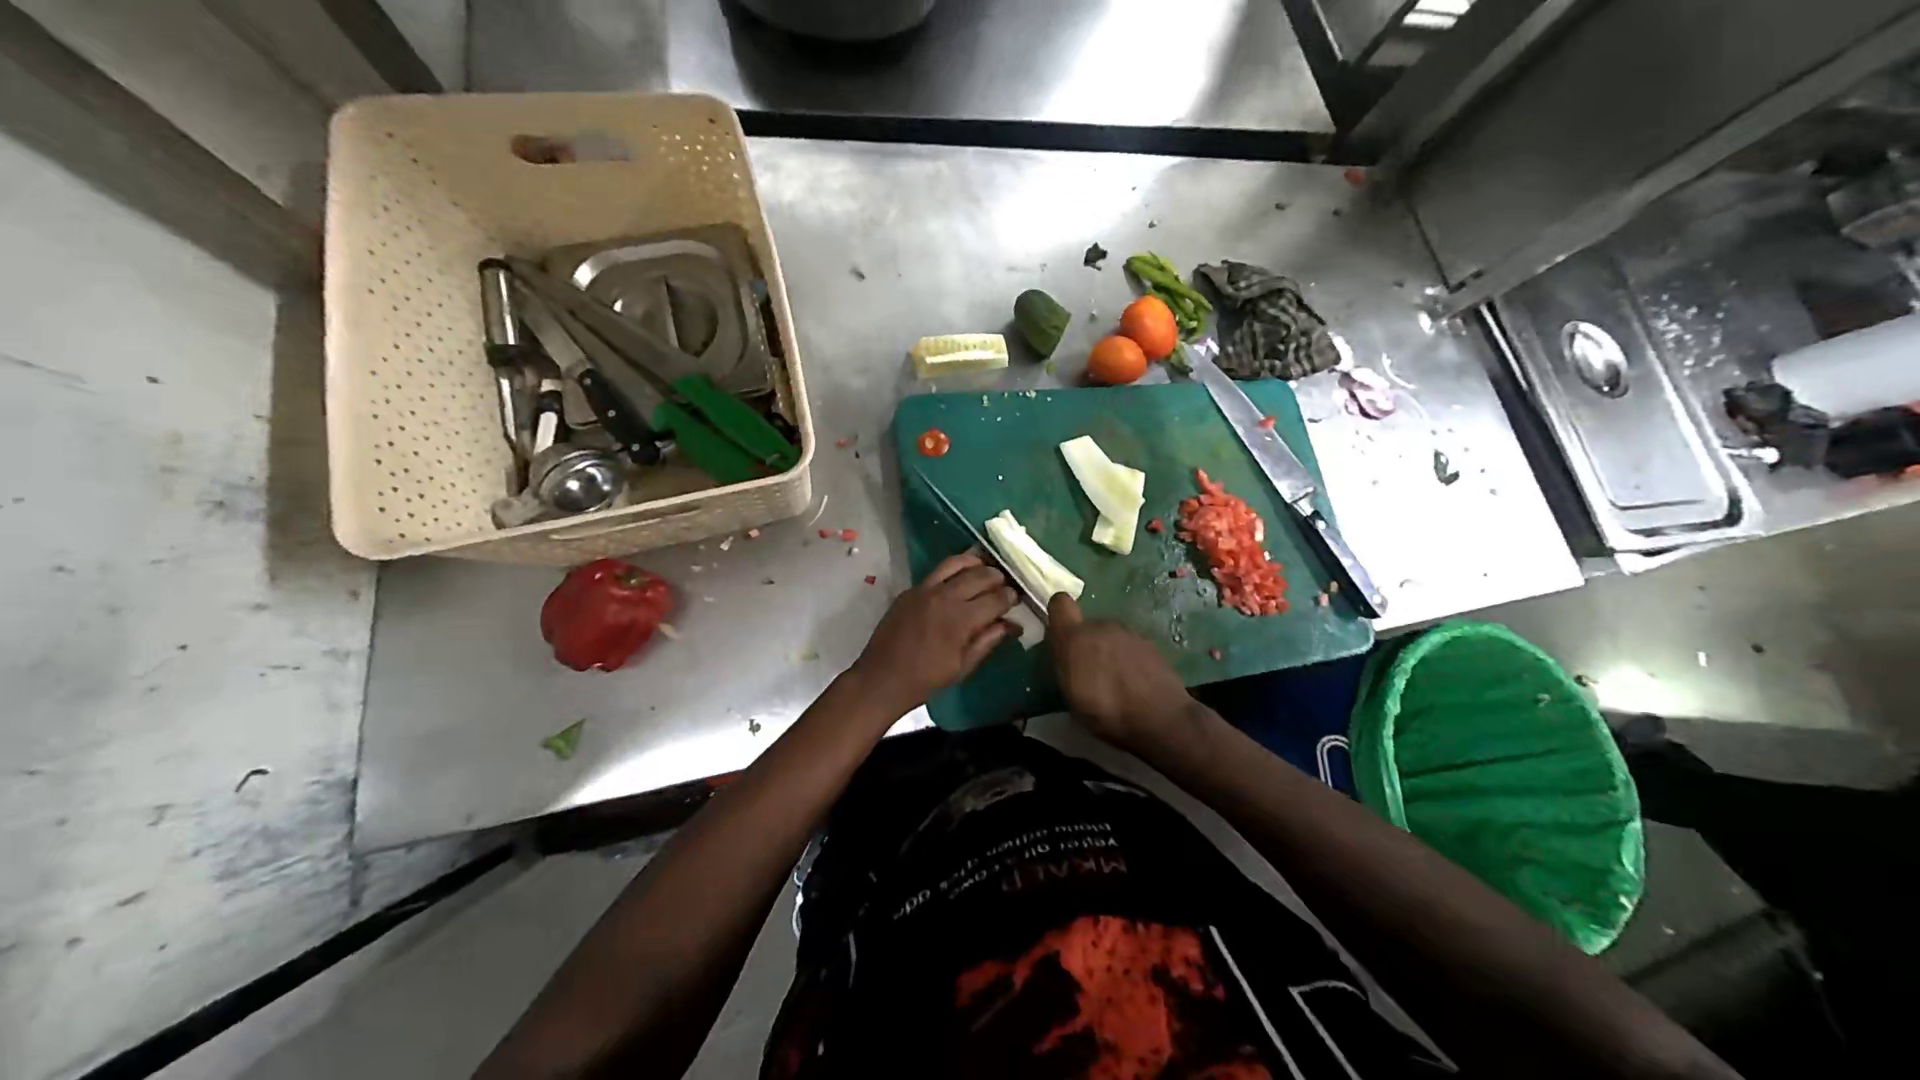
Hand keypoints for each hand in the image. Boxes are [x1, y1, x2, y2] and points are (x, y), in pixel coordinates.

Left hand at [850, 554, 1017, 713]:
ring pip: (956, 563)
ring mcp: (925, 589)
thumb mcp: (964, 666)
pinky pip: (937, 571)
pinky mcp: (911, 590)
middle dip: (997, 578)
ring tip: (985, 570)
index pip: (997, 598)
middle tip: (1005, 585)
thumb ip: (989, 640)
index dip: (1011, 597)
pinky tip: (959, 577)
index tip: (1016, 600)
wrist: (882, 679)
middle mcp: (945, 596)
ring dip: (975, 564)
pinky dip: (953, 569)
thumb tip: (1014, 625)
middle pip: (980, 575)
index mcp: (962, 619)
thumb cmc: (927, 679)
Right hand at [1047, 593, 1197, 754]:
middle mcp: (1101, 626)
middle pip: (1088, 626)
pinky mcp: (1152, 644)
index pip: (1060, 603)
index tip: (1061, 636)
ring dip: (1110, 652)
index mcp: (1074, 638)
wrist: (1160, 718)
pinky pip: (1132, 648)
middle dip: (1087, 644)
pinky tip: (1136, 684)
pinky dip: (1131, 660)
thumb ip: (1066, 668)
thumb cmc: (1106, 713)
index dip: (1060, 615)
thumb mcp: (1071, 697)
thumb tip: (1068, 659)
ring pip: (1112, 637)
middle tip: (1091, 673)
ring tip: (1117, 682)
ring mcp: (1130, 633)